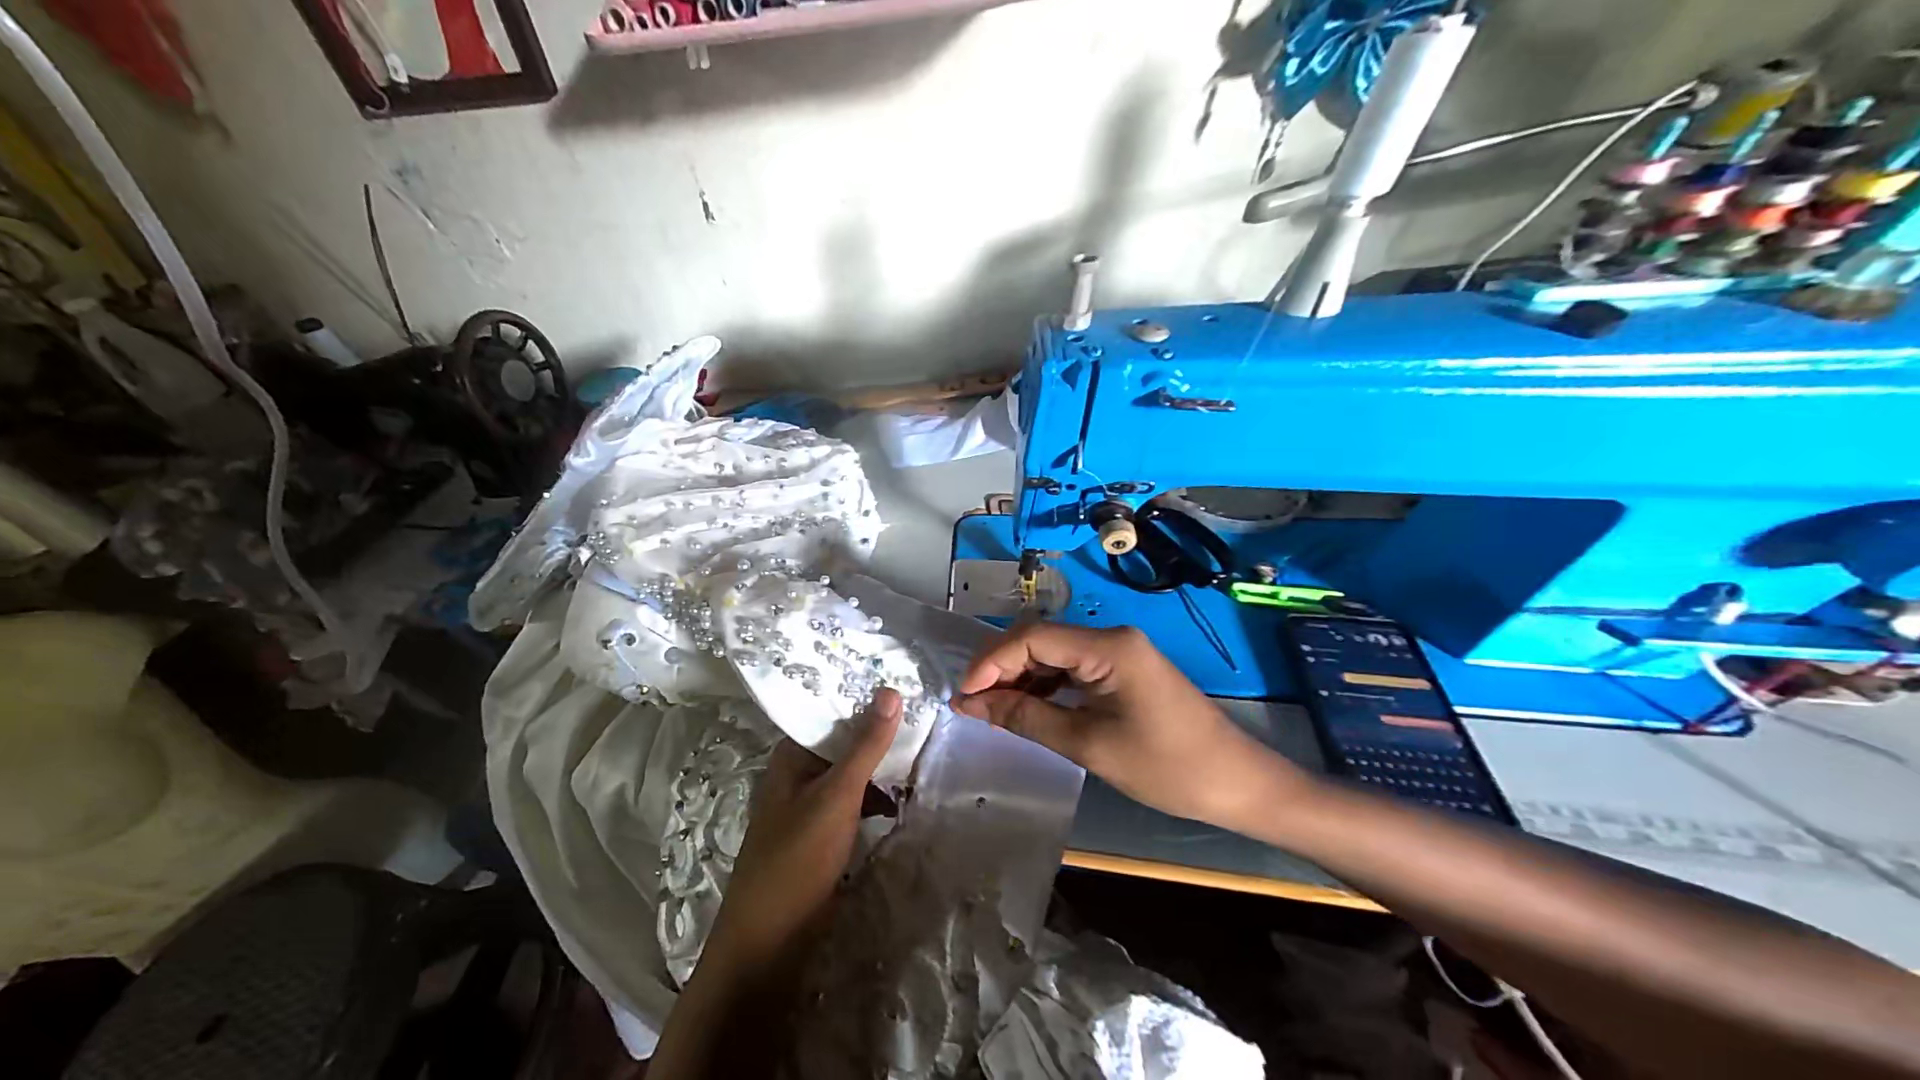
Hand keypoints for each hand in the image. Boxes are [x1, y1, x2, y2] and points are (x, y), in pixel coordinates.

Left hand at [699, 687, 902, 981]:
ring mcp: (808, 805)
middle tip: (924, 719)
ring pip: (850, 773)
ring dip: (879, 767)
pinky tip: (899, 802)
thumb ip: (866, 746)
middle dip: (878, 734)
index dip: (863, 698)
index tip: (904, 684)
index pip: (830, 712)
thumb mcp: (838, 795)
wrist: (769, 940)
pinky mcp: (821, 833)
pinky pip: (852, 801)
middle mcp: (797, 774)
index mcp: (791, 756)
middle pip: (842, 742)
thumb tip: (891, 690)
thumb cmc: (798, 857)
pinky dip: (874, 798)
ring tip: (920, 755)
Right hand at [952, 622, 1312, 826]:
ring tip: (992, 710)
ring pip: (1054, 654)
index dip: (990, 662)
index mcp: (1107, 646)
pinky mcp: (1124, 669)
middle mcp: (1111, 637)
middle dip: (1001, 669)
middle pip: (1040, 640)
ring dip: (1021, 678)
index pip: (1031, 637)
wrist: (1237, 784)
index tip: (963, 695)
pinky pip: (1073, 668)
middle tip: (972, 705)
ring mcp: (1120, 652)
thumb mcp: (1088, 744)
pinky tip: (1028, 708)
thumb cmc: (1166, 767)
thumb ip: (1026, 717)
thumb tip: (972, 704)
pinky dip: (1046, 686)